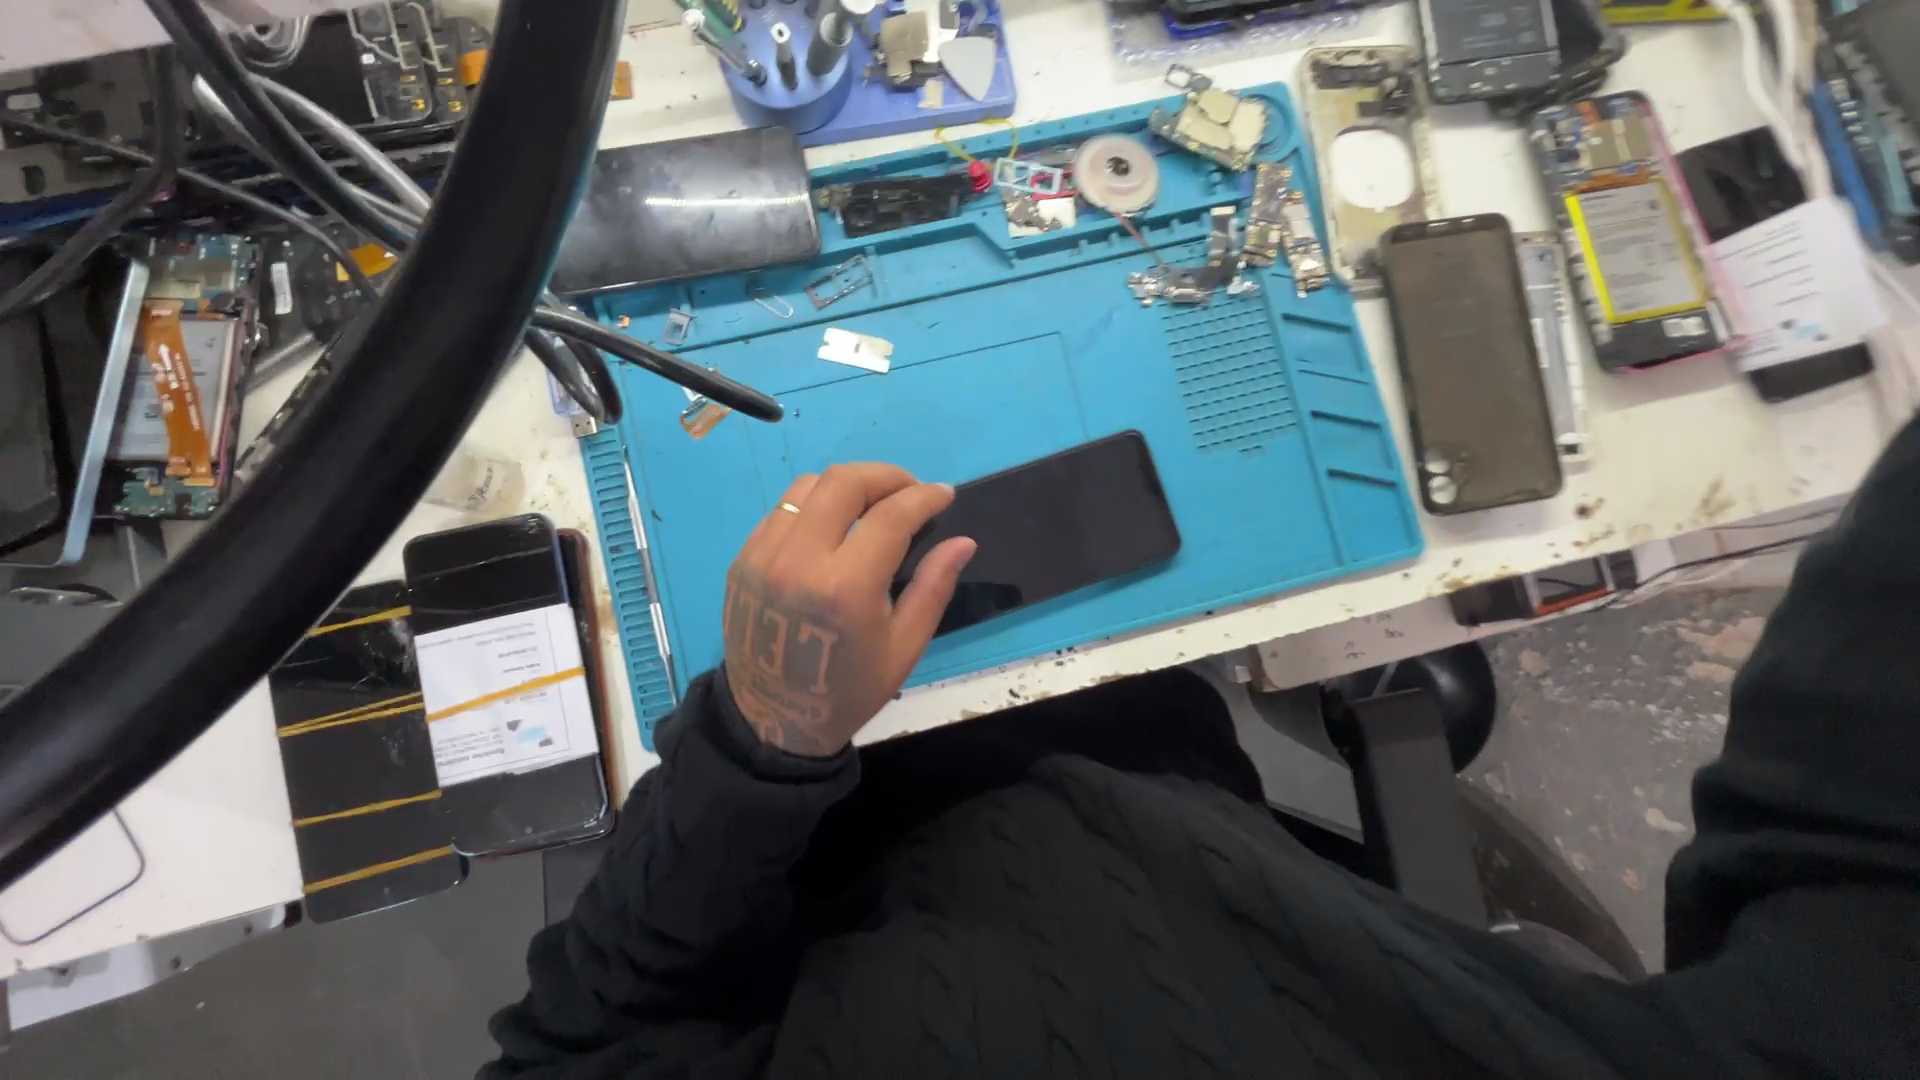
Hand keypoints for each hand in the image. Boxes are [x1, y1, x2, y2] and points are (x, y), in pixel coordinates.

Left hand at [722, 464, 976, 756]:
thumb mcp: (905, 647)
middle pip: (843, 482)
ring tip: (872, 504)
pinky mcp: (743, 559)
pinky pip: (783, 510)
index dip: (924, 497)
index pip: (891, 516)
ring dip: (848, 485)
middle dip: (886, 476)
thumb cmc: (849, 689)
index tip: (943, 494)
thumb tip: (963, 541)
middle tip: (910, 491)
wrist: (773, 719)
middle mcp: (799, 560)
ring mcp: (763, 556)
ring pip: (808, 486)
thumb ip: (934, 587)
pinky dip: (815, 505)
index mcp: (845, 588)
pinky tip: (834, 527)